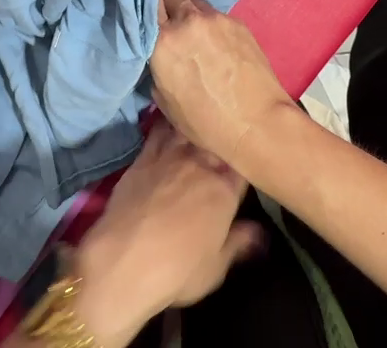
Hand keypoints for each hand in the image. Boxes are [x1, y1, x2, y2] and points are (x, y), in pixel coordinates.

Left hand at [66, 125, 262, 343]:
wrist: (126, 260)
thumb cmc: (178, 269)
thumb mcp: (217, 266)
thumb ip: (240, 242)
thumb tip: (260, 231)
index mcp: (225, 189)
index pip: (243, 165)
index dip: (246, 161)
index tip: (247, 160)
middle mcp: (201, 165)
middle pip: (217, 142)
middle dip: (222, 141)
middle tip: (224, 138)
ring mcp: (171, 156)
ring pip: (189, 129)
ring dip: (196, 126)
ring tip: (200, 120)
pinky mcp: (144, 157)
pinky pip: (159, 130)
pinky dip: (166, 122)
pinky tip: (169, 117)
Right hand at [149, 0, 298, 165]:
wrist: (258, 123)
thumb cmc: (206, 122)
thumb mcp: (165, 99)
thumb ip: (156, 65)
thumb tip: (158, 51)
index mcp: (163, 42)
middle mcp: (187, 21)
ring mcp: (215, 19)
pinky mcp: (236, 22)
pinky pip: (212, 13)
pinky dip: (203, 16)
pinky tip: (204, 30)